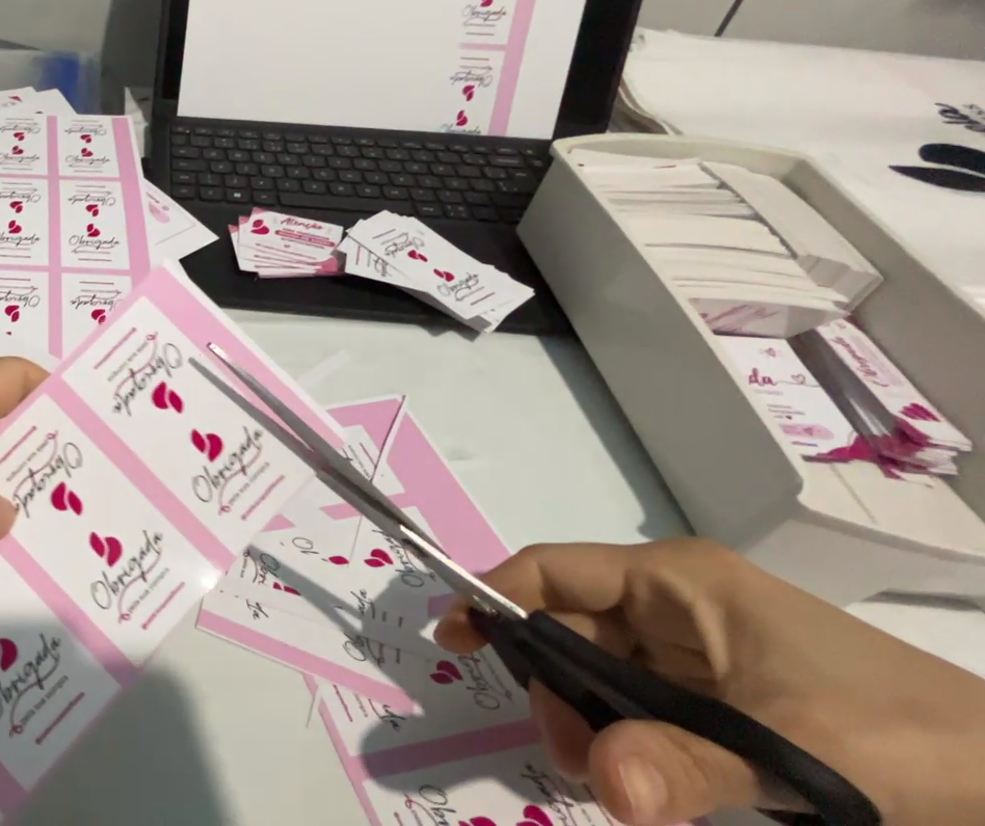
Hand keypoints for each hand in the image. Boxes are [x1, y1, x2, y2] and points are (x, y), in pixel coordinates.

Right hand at [434, 539, 984, 825]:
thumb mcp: (795, 752)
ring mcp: (693, 652)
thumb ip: (687, 763)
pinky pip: (637, 710)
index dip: (494, 597)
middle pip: (567, 632)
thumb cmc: (906, 740)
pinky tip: (646, 782)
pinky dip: (627, 745)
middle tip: (578, 763)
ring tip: (623, 786)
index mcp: (676, 582)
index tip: (451, 642)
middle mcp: (672, 605)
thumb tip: (598, 783)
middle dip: (556, 693)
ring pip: (597, 677)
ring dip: (593, 728)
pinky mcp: (714, 698)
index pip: (552, 571)